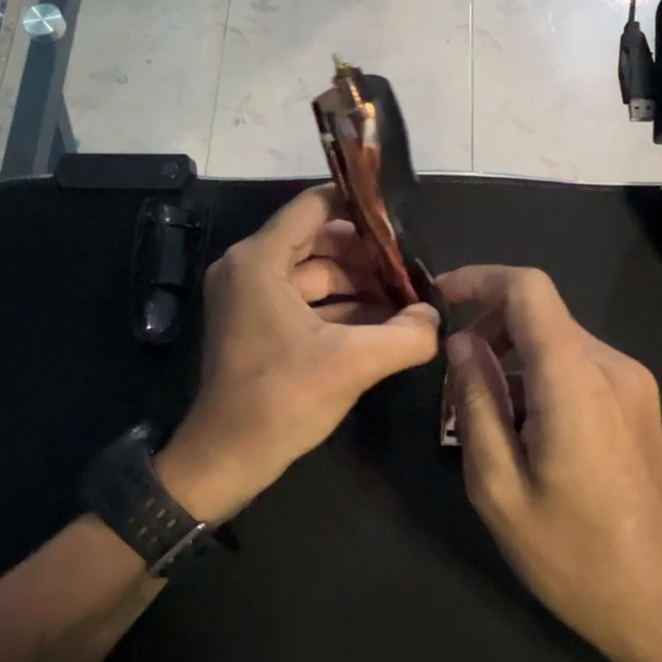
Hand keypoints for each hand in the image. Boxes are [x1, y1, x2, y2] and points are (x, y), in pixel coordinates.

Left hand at [158, 187, 440, 523]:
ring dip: (359, 287)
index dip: (361, 206)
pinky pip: (304, 303)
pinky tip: (382, 328)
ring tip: (406, 304)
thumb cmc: (282, 399)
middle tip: (414, 272)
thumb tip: (434, 319)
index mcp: (259, 259)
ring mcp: (249, 298)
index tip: (403, 221)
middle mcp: (248, 268)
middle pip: (318, 241)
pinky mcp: (255, 327)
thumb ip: (406, 334)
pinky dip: (340, 310)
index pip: (315, 205)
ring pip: (314, 275)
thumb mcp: (353, 362)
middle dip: (368, 256)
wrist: (227, 456)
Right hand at [438, 265, 661, 661]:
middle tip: (449, 386)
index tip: (437, 297)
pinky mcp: (637, 406)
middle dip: (485, 330)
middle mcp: (612, 367)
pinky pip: (576, 367)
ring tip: (477, 417)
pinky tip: (516, 430)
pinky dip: (535, 377)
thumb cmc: (573, 554)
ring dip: (508, 359)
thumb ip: (475, 402)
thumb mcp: (498, 486)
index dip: (478, 279)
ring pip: (556, 340)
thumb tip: (461, 344)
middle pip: (539, 313)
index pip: (528, 289)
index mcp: (575, 380)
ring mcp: (632, 385)